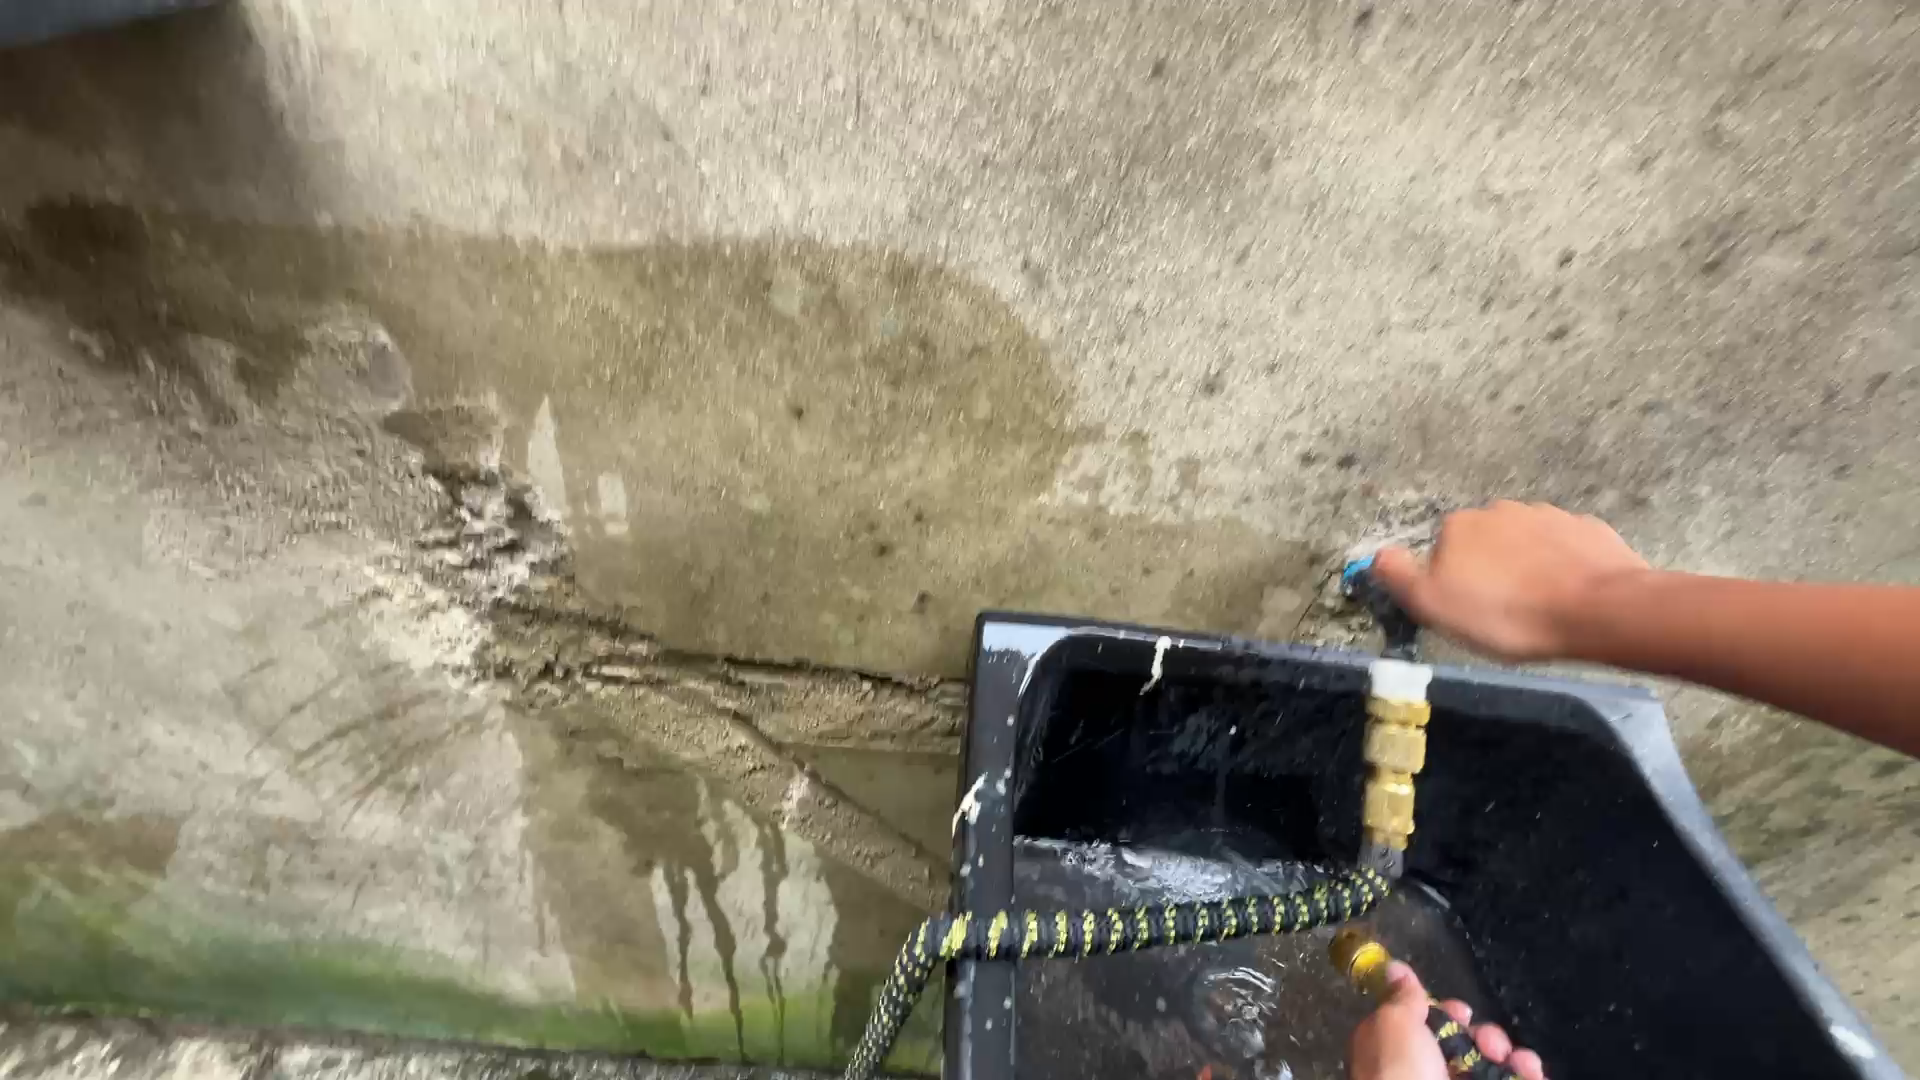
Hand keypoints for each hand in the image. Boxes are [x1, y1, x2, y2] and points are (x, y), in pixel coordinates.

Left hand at [1348, 962, 1545, 1079]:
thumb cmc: (1402, 1071)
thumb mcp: (1394, 1023)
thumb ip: (1402, 997)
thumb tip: (1397, 968)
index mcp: (1393, 1048)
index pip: (1421, 1024)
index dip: (1444, 1014)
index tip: (1462, 1011)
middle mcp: (1424, 1071)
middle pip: (1461, 1047)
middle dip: (1484, 1037)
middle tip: (1490, 1041)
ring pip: (1490, 1069)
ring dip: (1511, 1058)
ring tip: (1520, 1060)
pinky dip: (1527, 1077)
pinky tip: (1532, 1072)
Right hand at [1370, 501, 1650, 661]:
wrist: (1601, 612)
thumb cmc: (1505, 613)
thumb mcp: (1431, 604)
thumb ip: (1396, 575)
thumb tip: (1376, 555)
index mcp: (1457, 525)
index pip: (1439, 549)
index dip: (1446, 579)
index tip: (1462, 607)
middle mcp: (1498, 510)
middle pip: (1480, 542)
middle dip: (1485, 567)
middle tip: (1499, 608)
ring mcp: (1548, 516)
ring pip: (1523, 542)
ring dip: (1523, 565)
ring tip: (1536, 603)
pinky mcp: (1590, 530)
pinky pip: (1563, 547)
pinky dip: (1560, 565)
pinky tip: (1568, 593)